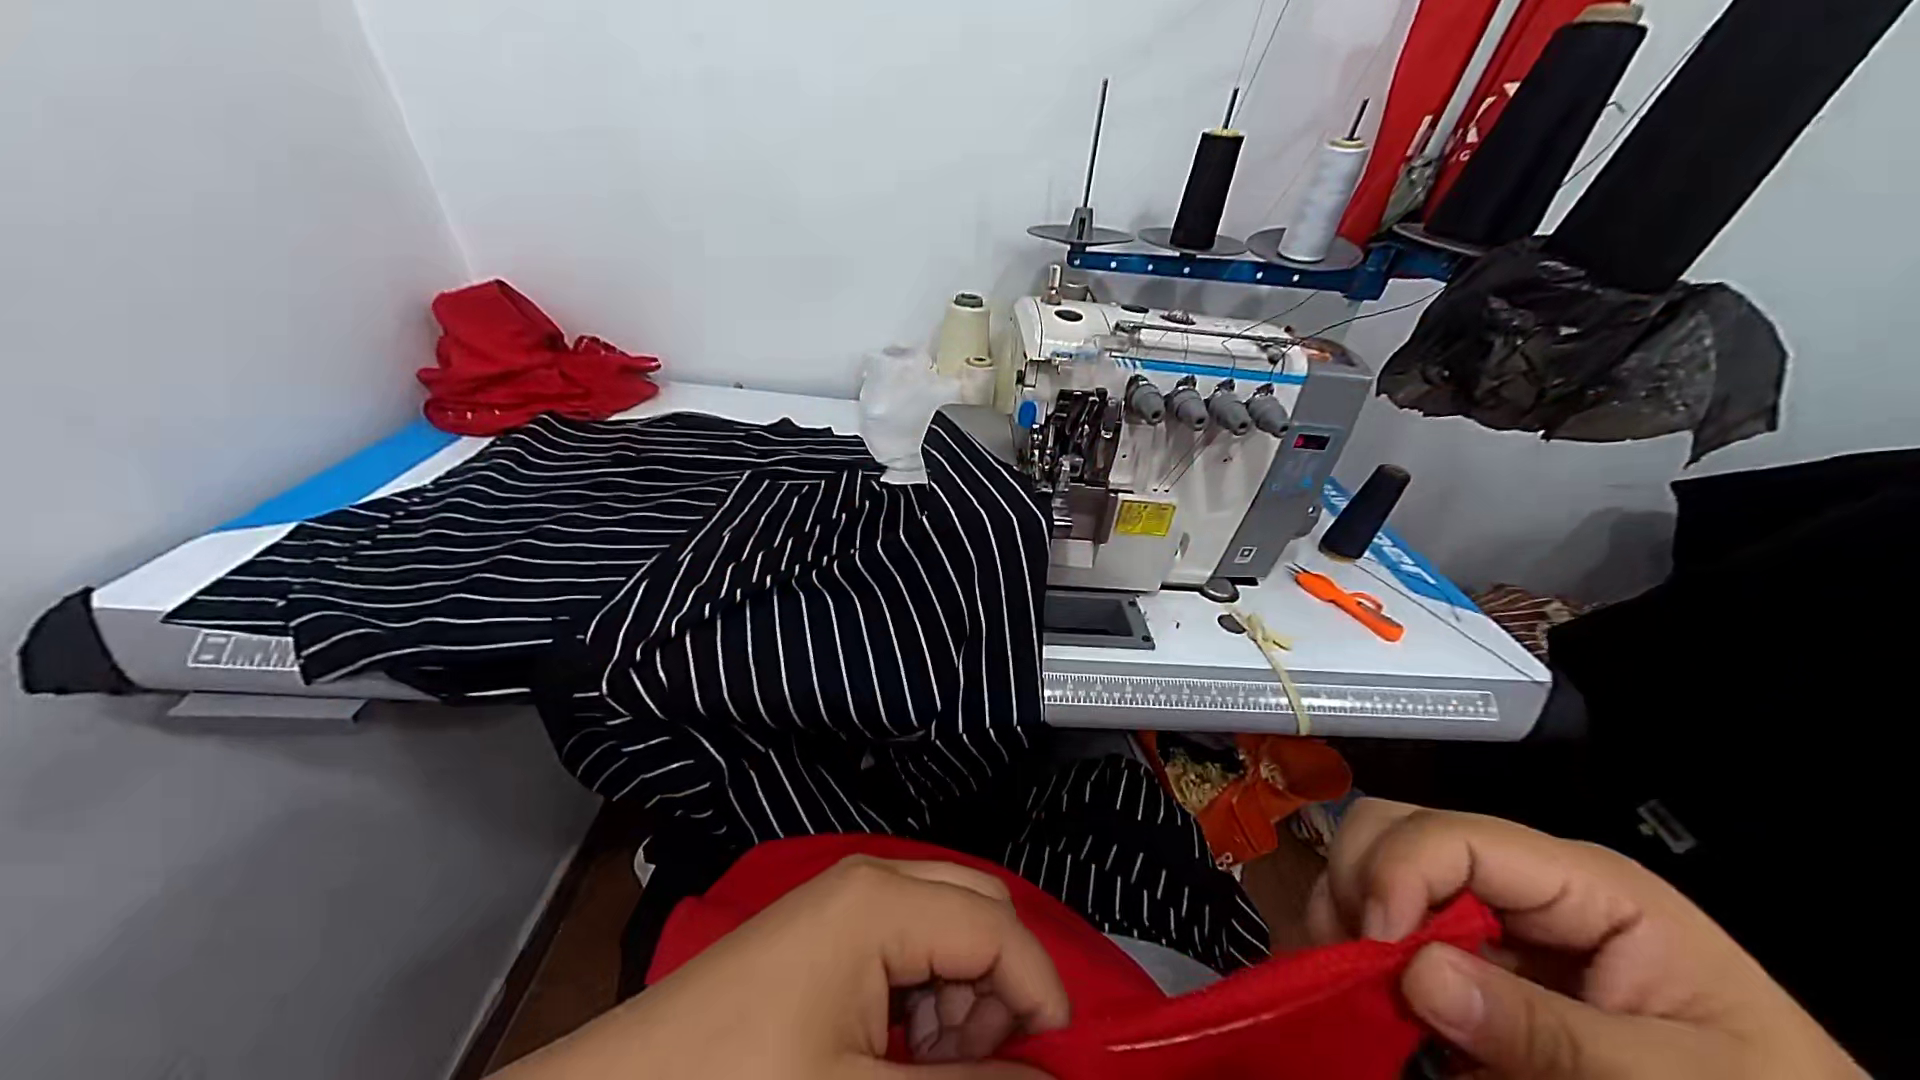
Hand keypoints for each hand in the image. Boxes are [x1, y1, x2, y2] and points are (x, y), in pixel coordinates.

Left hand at [491, 856, 1069, 1079]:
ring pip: (946, 924)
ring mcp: (842, 900)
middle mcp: (870, 879)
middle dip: (999, 985)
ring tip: (931, 1066)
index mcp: (882, 899)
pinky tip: (897, 1049)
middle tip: (977, 1064)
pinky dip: (924, 993)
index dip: (1041, 992)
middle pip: (979, 908)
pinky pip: (906, 942)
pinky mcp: (822, 929)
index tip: (1056, 1065)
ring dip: (961, 995)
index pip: (999, 926)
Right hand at [1307, 798, 1860, 1079]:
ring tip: (1353, 988)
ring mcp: (1484, 914)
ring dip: (1346, 918)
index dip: (1397, 873)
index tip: (1371, 946)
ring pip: (1371, 866)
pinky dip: (1355, 950)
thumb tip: (1416, 974)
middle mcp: (1517, 880)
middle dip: (1356, 883)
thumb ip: (1550, 1032)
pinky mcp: (1463, 953)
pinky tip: (1365, 997)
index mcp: (1582, 883)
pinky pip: (1380, 924)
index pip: (1455, 836)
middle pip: (1396, 828)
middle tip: (1349, 962)